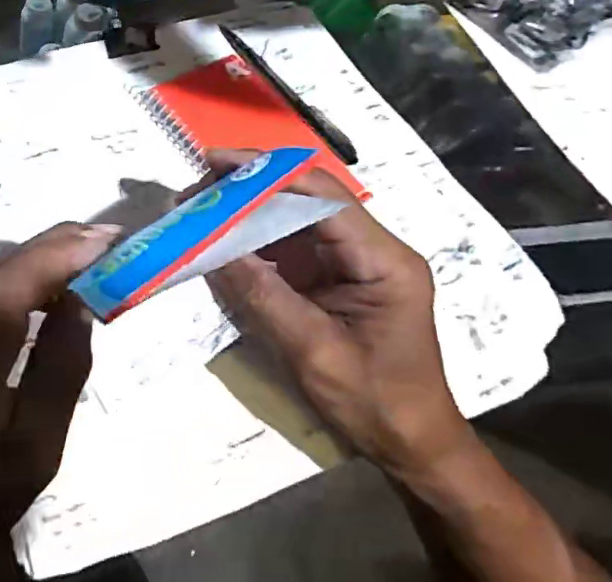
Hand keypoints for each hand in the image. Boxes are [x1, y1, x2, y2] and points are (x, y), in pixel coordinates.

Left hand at [0, 222, 120, 581]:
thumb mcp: (39, 450)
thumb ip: (62, 372)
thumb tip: (80, 299)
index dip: (50, 261)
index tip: (103, 242)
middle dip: (55, 247)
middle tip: (107, 238)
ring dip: (37, 257)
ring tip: (86, 254)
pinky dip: (16, 272)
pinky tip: (44, 278)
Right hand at [202, 150, 469, 476]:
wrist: (414, 448)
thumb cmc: (376, 404)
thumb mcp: (313, 351)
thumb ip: (262, 295)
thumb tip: (208, 247)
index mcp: (382, 259)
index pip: (321, 195)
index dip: (266, 173)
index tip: (216, 164)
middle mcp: (370, 247)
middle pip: (305, 197)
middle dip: (249, 188)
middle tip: (197, 190)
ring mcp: (352, 259)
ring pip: (294, 216)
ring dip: (247, 211)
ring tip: (199, 209)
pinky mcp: (335, 274)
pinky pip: (290, 244)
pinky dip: (253, 239)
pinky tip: (220, 240)